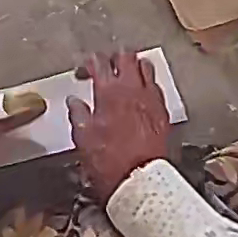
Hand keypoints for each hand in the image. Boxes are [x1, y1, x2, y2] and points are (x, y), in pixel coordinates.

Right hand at [68, 50, 171, 197]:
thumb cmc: (110, 162)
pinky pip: (156, 86)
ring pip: (145, 66)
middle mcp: (132, 89)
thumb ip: (78, 114)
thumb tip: (74, 102)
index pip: (99, 62)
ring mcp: (151, 98)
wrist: (140, 180)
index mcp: (109, 92)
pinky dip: (147, 84)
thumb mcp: (83, 138)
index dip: (89, 63)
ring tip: (126, 74)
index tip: (84, 70)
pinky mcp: (163, 111)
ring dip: (134, 66)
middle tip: (106, 66)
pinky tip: (141, 94)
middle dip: (113, 57)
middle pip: (126, 56)